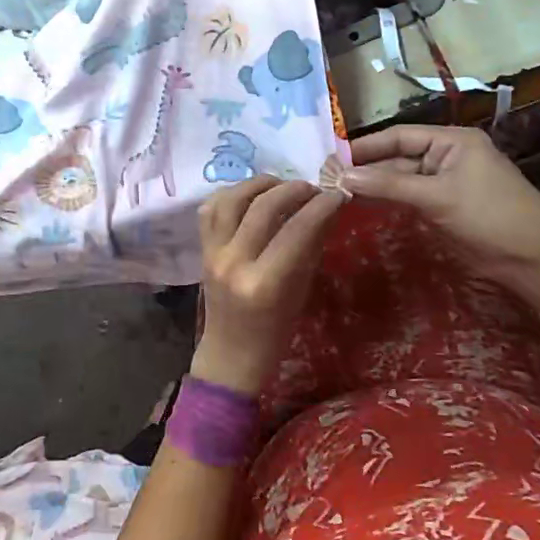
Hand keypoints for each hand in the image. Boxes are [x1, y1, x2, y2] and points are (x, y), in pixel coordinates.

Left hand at [191, 176, 345, 394]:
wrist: (231, 355)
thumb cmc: (275, 333)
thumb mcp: (301, 292)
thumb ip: (311, 248)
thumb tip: (327, 208)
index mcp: (265, 283)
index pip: (298, 229)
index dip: (322, 205)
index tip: (338, 194)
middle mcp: (235, 263)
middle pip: (265, 206)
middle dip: (295, 189)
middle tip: (314, 189)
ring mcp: (213, 255)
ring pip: (232, 199)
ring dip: (261, 185)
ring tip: (282, 185)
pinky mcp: (201, 251)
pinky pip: (210, 209)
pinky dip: (232, 194)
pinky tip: (252, 196)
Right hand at [343, 125, 539, 283]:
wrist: (530, 257)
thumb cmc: (489, 214)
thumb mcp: (437, 196)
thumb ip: (389, 186)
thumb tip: (343, 177)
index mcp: (452, 141)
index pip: (401, 136)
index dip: (367, 146)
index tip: (333, 155)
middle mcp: (447, 157)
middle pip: (399, 158)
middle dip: (367, 168)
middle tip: (327, 178)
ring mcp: (445, 184)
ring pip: (402, 181)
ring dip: (374, 186)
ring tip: (336, 191)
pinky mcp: (444, 208)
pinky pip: (409, 199)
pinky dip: (388, 201)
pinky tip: (362, 204)